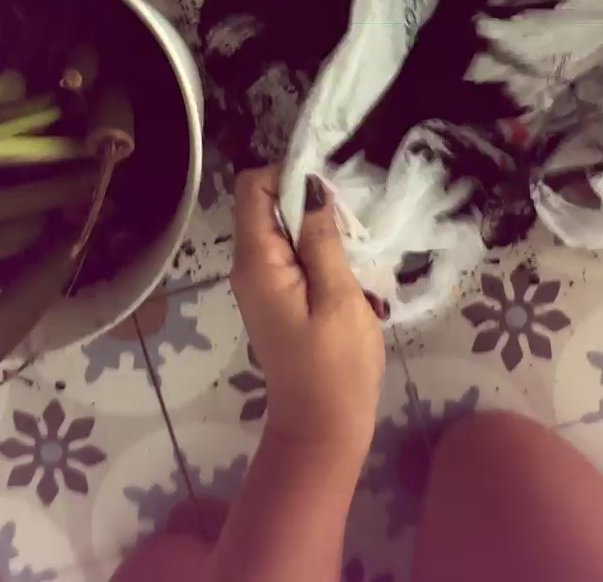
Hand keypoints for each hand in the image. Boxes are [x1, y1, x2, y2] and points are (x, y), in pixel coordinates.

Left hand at [229, 166, 385, 460]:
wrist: (322, 428)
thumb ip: (321, 238)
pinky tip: (346, 263)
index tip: (329, 186)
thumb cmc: (335, 365)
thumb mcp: (338, 296)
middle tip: (349, 216)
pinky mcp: (277, 295)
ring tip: (353, 240)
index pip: (253, 187)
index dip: (288, 174)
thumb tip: (311, 186)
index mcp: (257, 261)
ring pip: (281, 227)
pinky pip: (289, 252)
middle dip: (306, 199)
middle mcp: (249, 265)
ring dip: (315, 224)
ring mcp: (261, 281)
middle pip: (265, 203)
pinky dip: (315, 246)